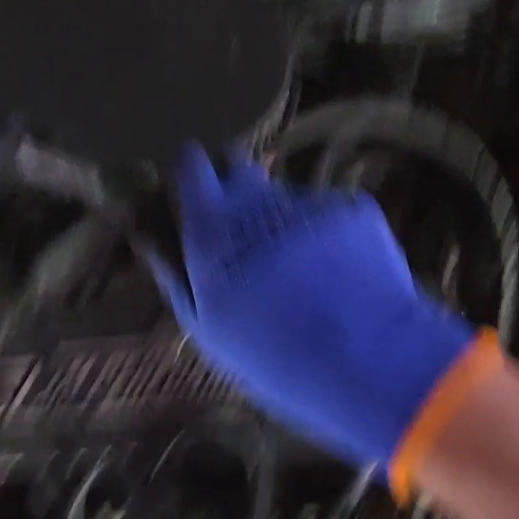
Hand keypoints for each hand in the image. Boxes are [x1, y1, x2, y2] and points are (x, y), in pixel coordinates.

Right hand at [152, 146, 498, 492]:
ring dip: (284, 220)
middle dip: (234, 187)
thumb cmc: (273, 355)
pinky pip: (328, 212)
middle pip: (237, 163)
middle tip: (244, 235)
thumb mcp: (209, 328)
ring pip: (286, 195)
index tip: (194, 197)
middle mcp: (259, 196)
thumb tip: (150, 239)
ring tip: (305, 275)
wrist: (369, 357)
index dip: (189, 174)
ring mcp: (310, 198)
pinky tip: (342, 275)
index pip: (188, 161)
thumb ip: (176, 275)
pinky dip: (328, 233)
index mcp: (214, 224)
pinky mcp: (353, 205)